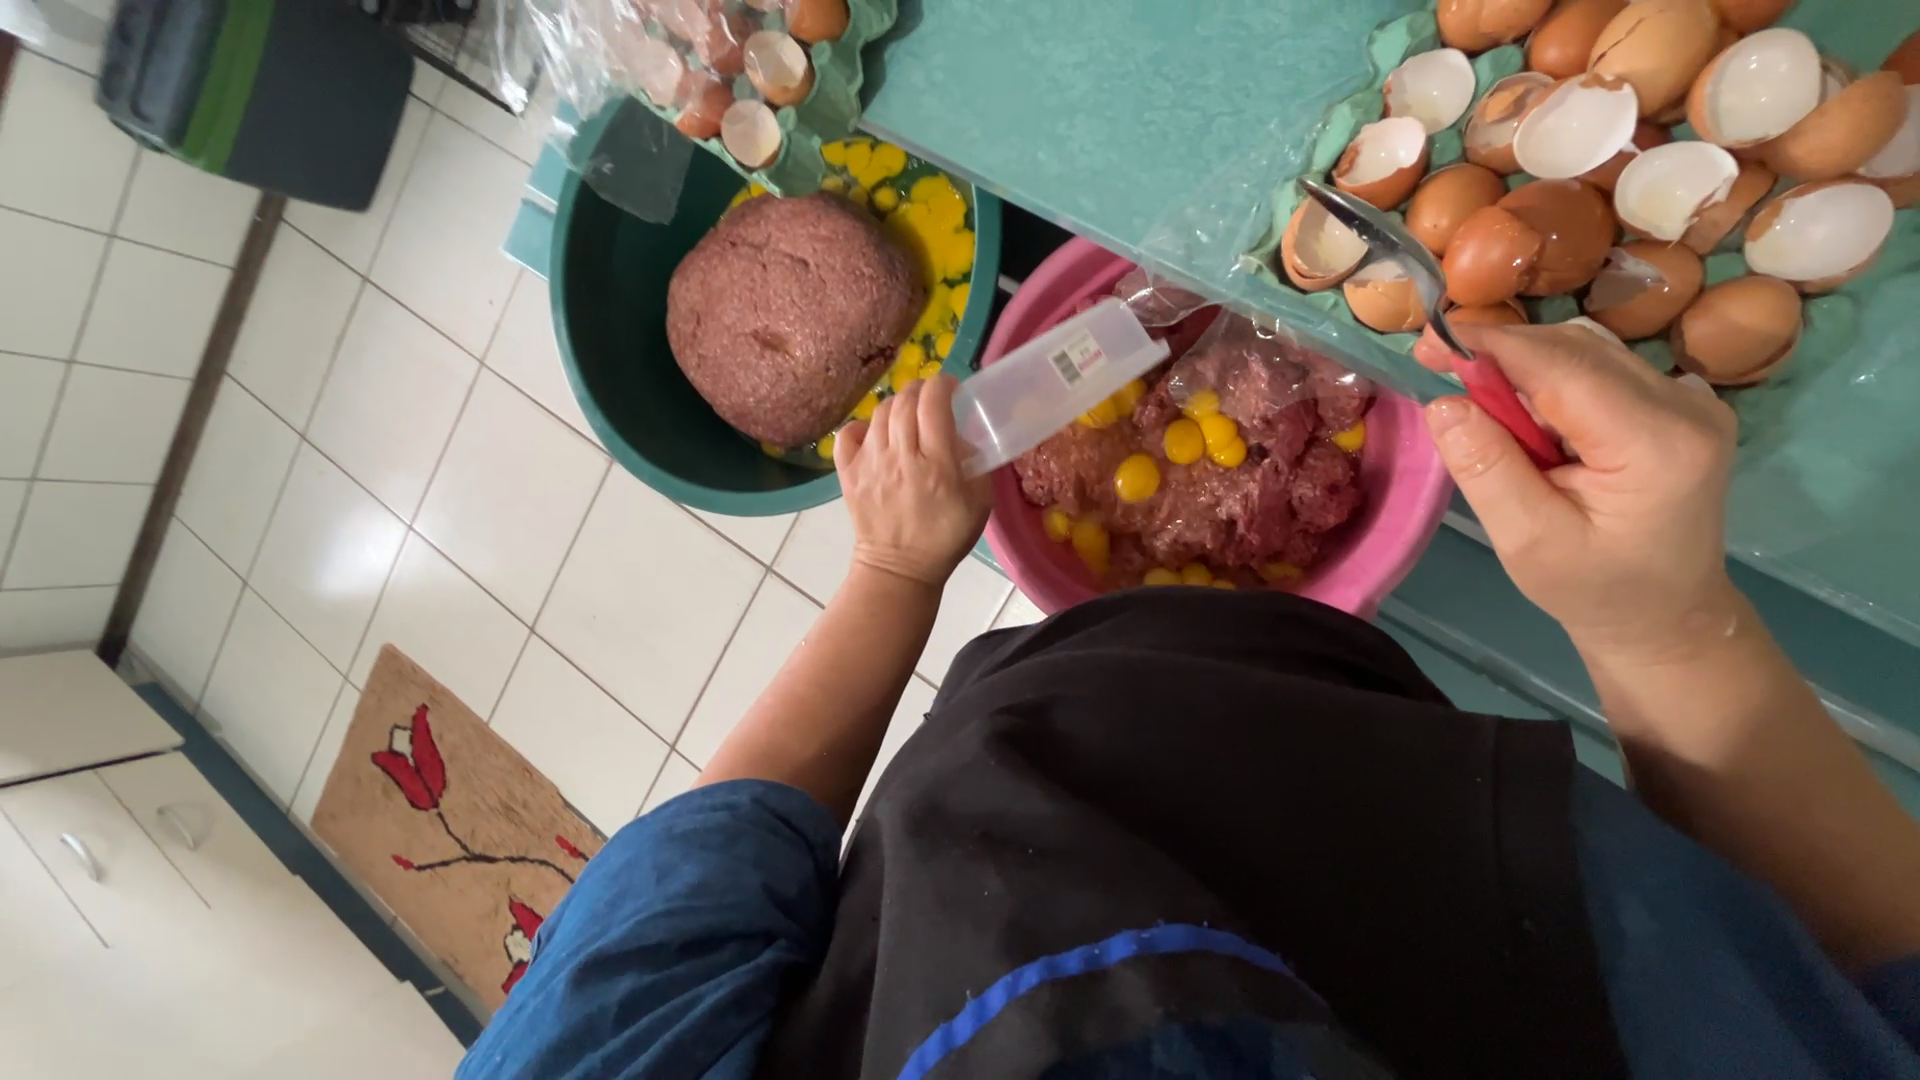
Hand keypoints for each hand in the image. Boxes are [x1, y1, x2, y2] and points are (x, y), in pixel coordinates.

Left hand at [834, 375, 991, 589]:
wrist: (899, 570)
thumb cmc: (945, 537)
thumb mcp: (979, 503)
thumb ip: (976, 465)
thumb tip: (962, 435)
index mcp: (937, 465)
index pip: (934, 403)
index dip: (943, 385)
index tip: (951, 389)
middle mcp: (901, 458)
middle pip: (905, 401)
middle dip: (920, 389)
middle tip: (931, 398)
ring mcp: (870, 465)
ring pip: (880, 413)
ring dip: (896, 405)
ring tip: (907, 415)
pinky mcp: (848, 475)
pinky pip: (848, 434)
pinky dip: (862, 426)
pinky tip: (875, 434)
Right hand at [1413, 323, 1740, 663]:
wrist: (1663, 613)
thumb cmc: (1591, 587)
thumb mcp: (1525, 539)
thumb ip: (1486, 469)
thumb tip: (1443, 404)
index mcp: (1655, 443)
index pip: (1563, 368)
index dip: (1492, 347)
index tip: (1428, 342)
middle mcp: (1683, 407)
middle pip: (1575, 350)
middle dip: (1499, 352)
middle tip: (1432, 366)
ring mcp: (1685, 402)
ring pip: (1585, 353)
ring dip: (1518, 365)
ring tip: (1471, 397)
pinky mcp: (1672, 407)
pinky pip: (1596, 369)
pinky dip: (1543, 378)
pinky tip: (1517, 410)